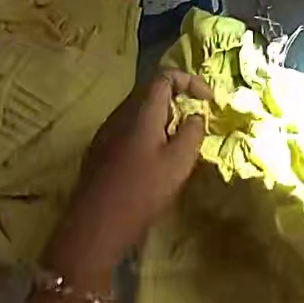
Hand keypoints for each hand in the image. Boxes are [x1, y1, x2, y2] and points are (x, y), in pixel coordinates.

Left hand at [42, 71, 212, 285]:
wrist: (95, 226)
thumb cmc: (142, 190)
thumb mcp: (179, 161)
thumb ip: (193, 131)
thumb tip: (196, 115)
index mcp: (141, 111)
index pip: (165, 76)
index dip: (190, 81)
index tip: (208, 101)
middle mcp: (120, 114)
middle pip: (151, 91)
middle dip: (178, 100)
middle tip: (195, 123)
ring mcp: (106, 132)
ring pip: (140, 111)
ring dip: (164, 118)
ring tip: (178, 144)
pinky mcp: (100, 150)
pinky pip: (129, 128)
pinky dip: (148, 132)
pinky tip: (154, 160)